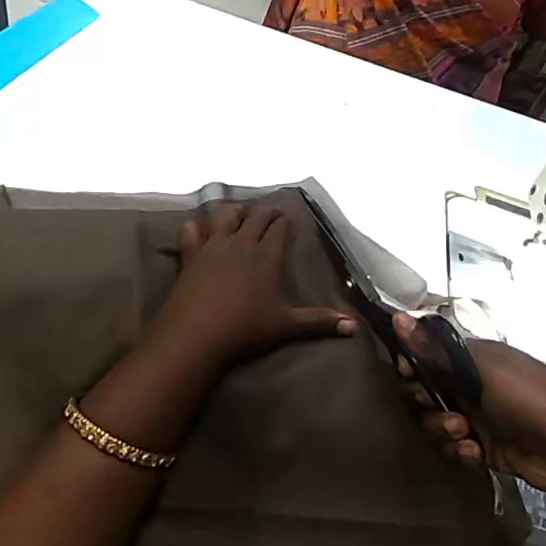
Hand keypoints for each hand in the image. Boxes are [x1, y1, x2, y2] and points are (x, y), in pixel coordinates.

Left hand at [149, 203, 356, 365]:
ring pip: (225, 215)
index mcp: (267, 256)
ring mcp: (214, 245)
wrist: (198, 332)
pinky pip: (191, 229)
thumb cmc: (246, 328)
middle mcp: (242, 243)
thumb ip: (319, 322)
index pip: (278, 228)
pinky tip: (198, 230)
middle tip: (270, 213)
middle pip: (255, 217)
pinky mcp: (191, 253)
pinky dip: (196, 227)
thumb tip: (355, 327)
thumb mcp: (286, 325)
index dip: (284, 221)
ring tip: (238, 214)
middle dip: (265, 212)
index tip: (286, 217)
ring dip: (234, 212)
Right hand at [392, 315, 545, 493]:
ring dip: (441, 428)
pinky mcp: (483, 446)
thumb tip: (396, 318)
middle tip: (442, 408)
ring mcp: (476, 415)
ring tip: (463, 432)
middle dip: (424, 401)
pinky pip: (453, 446)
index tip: (407, 374)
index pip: (424, 355)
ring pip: (434, 420)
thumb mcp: (479, 367)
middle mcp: (468, 383)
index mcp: (468, 357)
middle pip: (423, 390)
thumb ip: (434, 349)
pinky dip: (458, 449)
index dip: (410, 365)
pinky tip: (474, 451)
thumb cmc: (528, 396)